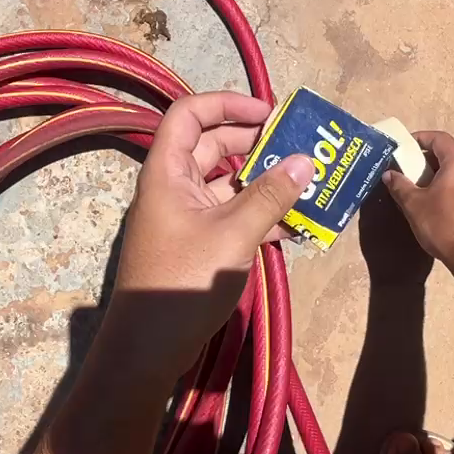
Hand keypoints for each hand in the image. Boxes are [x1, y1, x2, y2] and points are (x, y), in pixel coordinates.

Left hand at [103, 92, 312, 385]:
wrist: (147, 349)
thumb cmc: (182, 282)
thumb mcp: (233, 235)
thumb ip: (270, 197)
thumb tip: (305, 161)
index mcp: (167, 172)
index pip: (188, 114)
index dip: (226, 103)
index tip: (268, 113)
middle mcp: (173, 187)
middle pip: (212, 146)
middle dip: (255, 143)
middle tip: (296, 147)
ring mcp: (185, 216)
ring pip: (226, 183)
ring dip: (263, 182)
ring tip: (306, 183)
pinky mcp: (197, 244)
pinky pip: (230, 216)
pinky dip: (259, 215)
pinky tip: (295, 226)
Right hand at [381, 130, 453, 275]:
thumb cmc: (444, 226)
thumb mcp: (414, 205)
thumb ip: (400, 186)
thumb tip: (389, 174)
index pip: (440, 139)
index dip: (421, 137)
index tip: (404, 145)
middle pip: (449, 154)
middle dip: (426, 158)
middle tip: (407, 168)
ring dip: (436, 173)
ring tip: (418, 187)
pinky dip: (448, 185)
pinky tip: (435, 202)